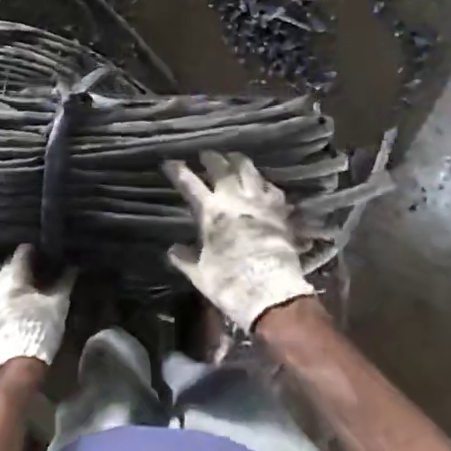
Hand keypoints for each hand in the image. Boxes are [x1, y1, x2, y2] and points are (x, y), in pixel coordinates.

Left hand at [0, 244, 73, 369]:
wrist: (19, 361)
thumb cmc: (40, 328)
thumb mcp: (57, 304)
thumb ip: (64, 282)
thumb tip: (73, 267)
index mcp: (12, 276)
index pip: (22, 253)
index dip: (34, 250)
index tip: (45, 251)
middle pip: (9, 263)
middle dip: (23, 263)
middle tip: (39, 267)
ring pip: (0, 277)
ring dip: (13, 277)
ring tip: (29, 283)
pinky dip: (6, 290)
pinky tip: (18, 298)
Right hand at [162, 150, 313, 330]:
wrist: (272, 296)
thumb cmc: (229, 283)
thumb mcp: (198, 273)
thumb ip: (184, 258)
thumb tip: (174, 249)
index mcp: (211, 212)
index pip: (189, 183)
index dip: (178, 171)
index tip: (169, 162)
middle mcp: (235, 200)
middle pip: (222, 168)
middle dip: (211, 158)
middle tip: (205, 155)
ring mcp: (261, 204)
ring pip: (250, 171)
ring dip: (239, 162)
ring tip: (234, 159)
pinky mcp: (281, 213)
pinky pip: (272, 189)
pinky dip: (264, 183)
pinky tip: (262, 184)